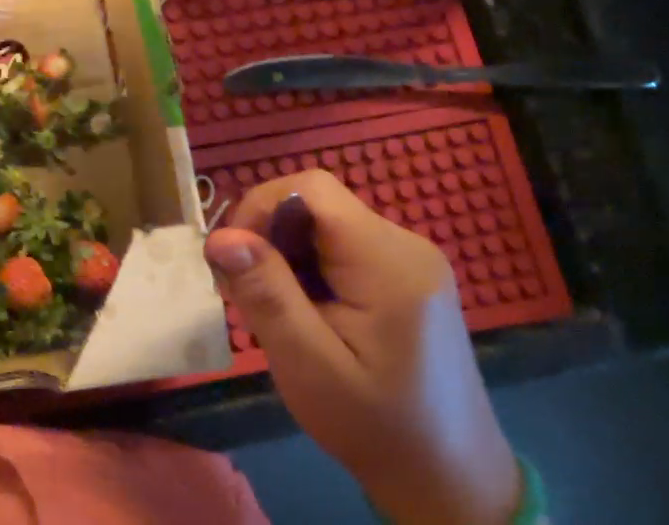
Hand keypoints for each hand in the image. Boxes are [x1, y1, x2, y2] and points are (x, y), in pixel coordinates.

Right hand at [203, 171, 521, 524]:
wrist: (448, 479)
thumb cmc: (375, 424)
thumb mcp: (308, 364)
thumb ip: (266, 293)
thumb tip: (220, 237)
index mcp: (389, 262)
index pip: (311, 189)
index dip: (259, 207)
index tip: (232, 259)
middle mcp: (406, 246)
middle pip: (314, 204)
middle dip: (266, 235)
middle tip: (241, 293)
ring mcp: (409, 260)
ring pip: (321, 224)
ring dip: (282, 254)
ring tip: (271, 309)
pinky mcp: (405, 276)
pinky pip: (339, 246)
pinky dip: (305, 266)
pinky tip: (300, 311)